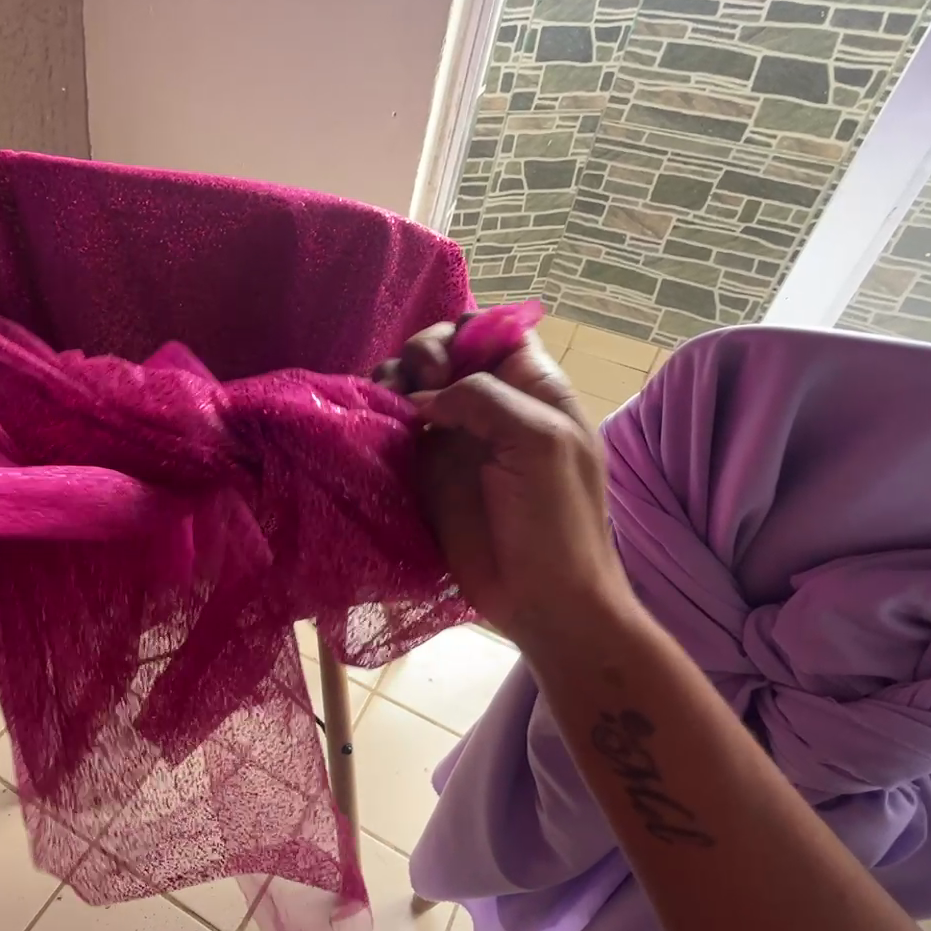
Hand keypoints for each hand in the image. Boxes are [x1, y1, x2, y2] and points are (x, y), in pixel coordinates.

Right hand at [376, 317, 633, 642]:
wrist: (540, 598)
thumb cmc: (556, 520)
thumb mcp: (539, 441)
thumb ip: (484, 398)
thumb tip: (422, 397)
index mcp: (532, 389)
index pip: (494, 332)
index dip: (465, 333)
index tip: (449, 364)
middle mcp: (489, 405)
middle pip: (445, 351)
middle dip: (424, 352)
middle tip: (421, 386)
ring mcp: (454, 437)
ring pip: (414, 385)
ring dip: (394, 379)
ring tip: (386, 399)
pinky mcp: (424, 471)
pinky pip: (395, 430)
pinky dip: (379, 416)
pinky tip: (374, 419)